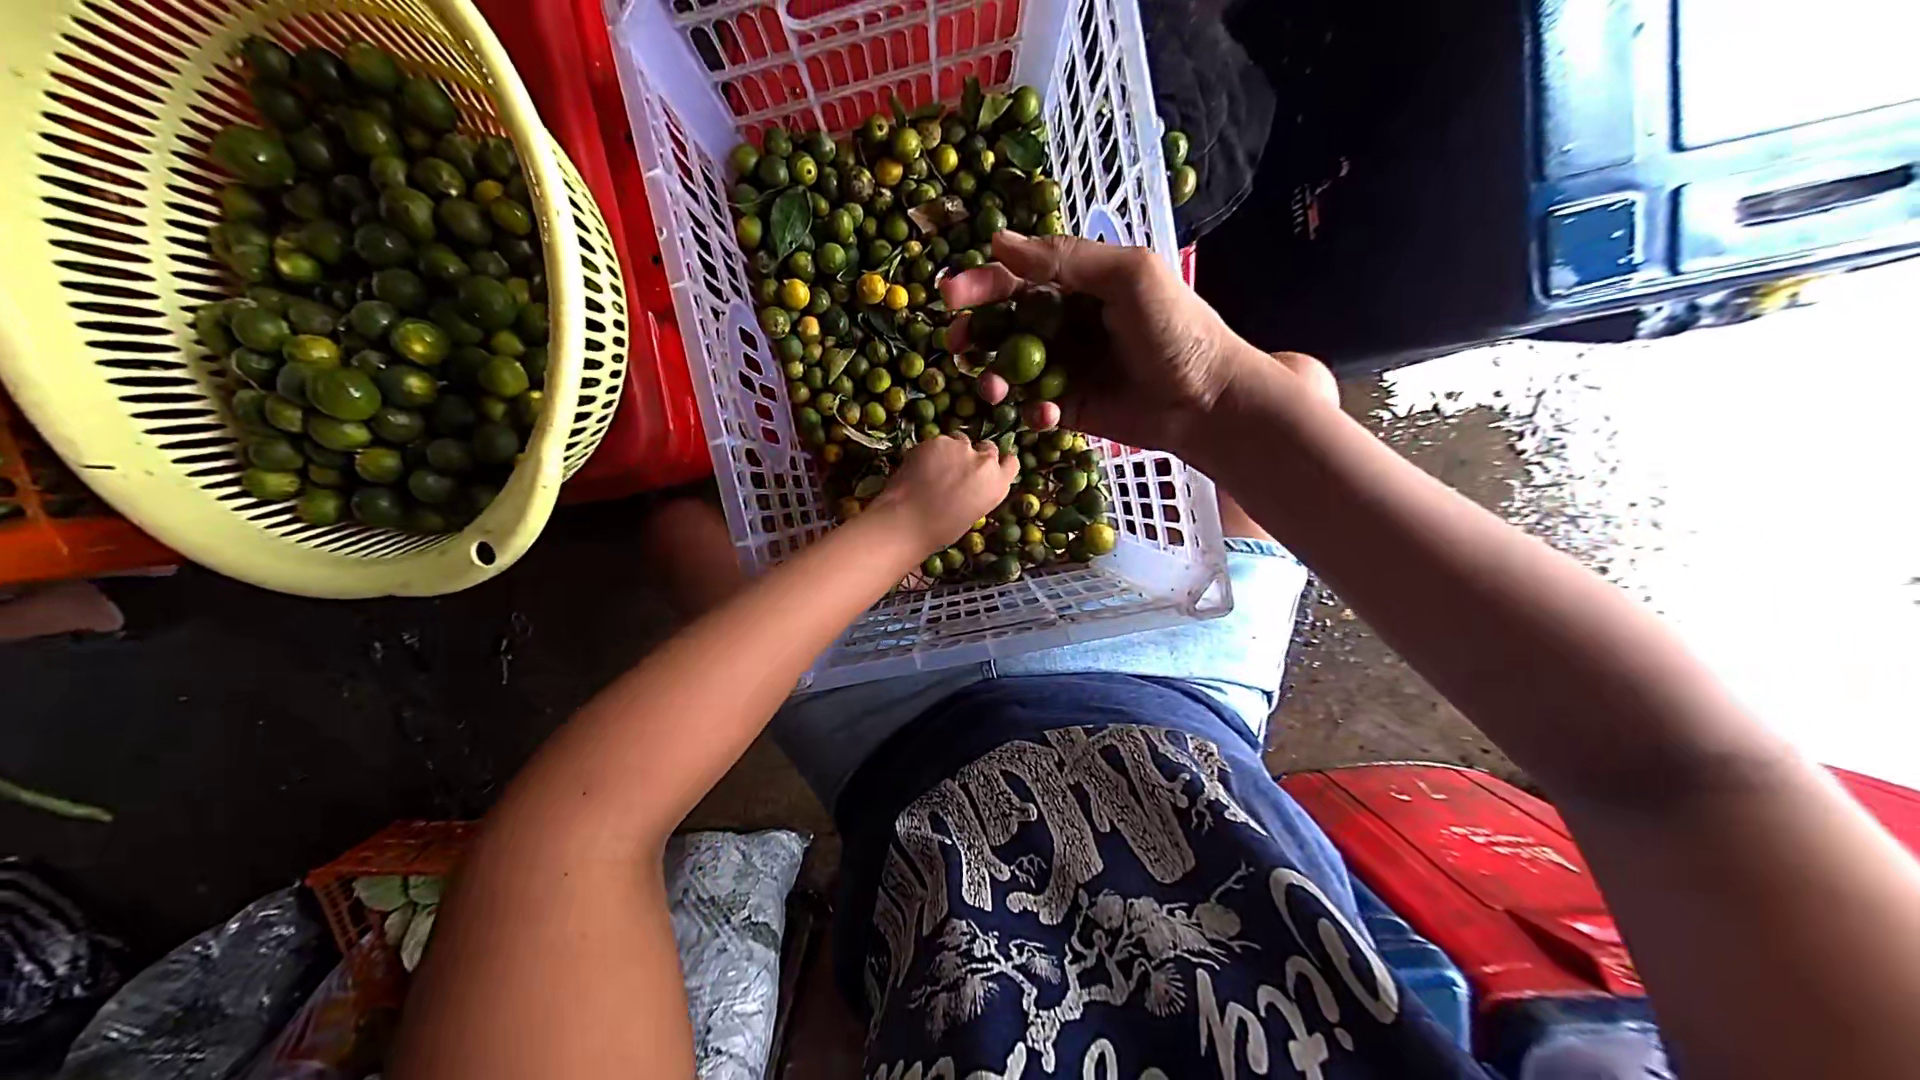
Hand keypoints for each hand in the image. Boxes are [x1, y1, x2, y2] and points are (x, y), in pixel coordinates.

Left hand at [871, 434, 1018, 552]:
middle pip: (988, 447)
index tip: (989, 468)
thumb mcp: (973, 513)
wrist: (908, 519)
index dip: (998, 463)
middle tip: (958, 467)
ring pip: (961, 440)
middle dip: (976, 454)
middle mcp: (985, 462)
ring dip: (952, 450)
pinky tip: (919, 466)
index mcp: (997, 484)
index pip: (1011, 462)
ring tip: (935, 467)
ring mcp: (961, 447)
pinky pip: (937, 442)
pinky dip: (930, 451)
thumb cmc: (940, 529)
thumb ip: (979, 492)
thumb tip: (971, 485)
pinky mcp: (937, 440)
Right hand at [940, 232, 1257, 450]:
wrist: (1208, 400)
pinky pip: (1034, 407)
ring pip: (1012, 370)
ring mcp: (1066, 367)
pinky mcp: (1070, 407)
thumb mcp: (1128, 276)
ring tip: (992, 391)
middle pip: (1005, 325)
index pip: (1019, 278)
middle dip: (975, 336)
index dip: (981, 284)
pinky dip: (1031, 411)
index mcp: (1079, 285)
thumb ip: (1068, 259)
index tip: (948, 297)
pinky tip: (1045, 415)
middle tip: (956, 349)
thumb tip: (999, 242)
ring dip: (994, 378)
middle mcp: (1066, 323)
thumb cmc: (1176, 328)